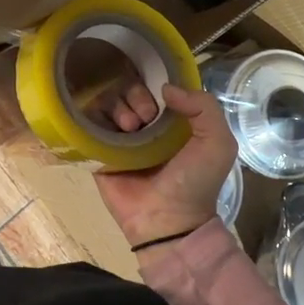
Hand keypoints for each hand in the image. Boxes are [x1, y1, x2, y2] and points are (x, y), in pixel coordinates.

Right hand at [93, 83, 237, 250]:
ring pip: (106, 100)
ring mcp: (117, 137)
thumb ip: (205, 107)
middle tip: (144, 119)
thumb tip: (165, 88)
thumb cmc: (194, 182)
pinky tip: (106, 132)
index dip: (153, 84)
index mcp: (169, 120)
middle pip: (127, 88)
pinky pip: (86, 121)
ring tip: (128, 129)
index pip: (153, 85)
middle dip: (135, 96)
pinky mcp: (96, 150)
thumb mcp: (218, 143)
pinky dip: (93, 117)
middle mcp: (142, 124)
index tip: (161, 99)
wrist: (167, 220)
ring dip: (117, 108)